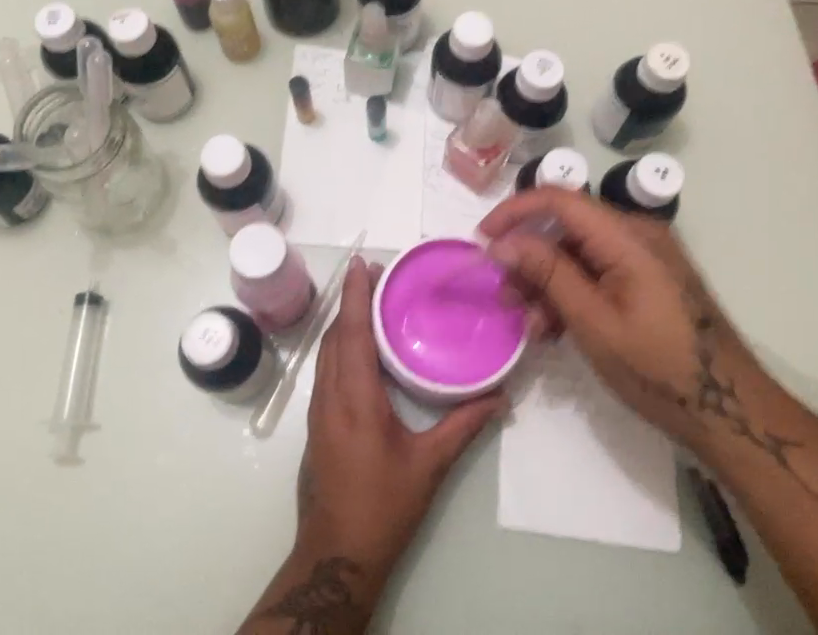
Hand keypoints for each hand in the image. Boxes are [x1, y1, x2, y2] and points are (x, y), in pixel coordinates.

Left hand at [295, 256, 505, 572]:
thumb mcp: (429, 466)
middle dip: (351, 301)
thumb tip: (500, 397)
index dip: (355, 295)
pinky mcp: (317, 425)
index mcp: (355, 399)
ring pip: (326, 354)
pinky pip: (326, 371)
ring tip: (370, 304)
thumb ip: (463, 426)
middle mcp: (329, 397)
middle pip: (334, 336)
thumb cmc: (383, 506)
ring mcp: (318, 411)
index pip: (351, 334)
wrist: (337, 553)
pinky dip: (340, 348)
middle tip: (378, 276)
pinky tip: (362, 351)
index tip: (362, 263)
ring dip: (343, 323)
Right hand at [479, 188, 767, 449]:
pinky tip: (556, 330)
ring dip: (547, 283)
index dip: (514, 212)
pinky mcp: (649, 280)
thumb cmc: (658, 368)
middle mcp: (638, 235)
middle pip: (567, 227)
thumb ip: (548, 274)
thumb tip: (503, 241)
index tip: (482, 240)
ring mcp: (646, 258)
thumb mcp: (593, 323)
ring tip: (531, 327)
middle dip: (528, 258)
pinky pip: (598, 271)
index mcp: (628, 237)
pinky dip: (572, 293)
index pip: (559, 199)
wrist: (729, 409)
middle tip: (504, 298)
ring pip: (579, 252)